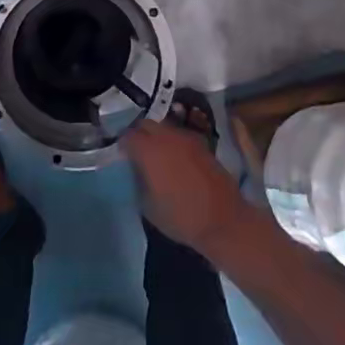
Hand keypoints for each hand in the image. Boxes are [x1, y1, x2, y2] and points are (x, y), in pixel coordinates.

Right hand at [121, 118, 249, 256]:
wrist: (223, 220)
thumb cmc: (181, 217)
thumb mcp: (148, 206)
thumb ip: (138, 181)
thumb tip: (136, 170)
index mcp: (150, 150)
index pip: (128, 135)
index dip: (122, 144)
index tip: (121, 156)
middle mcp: (168, 137)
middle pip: (146, 124)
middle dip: (138, 134)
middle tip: (136, 152)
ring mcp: (187, 138)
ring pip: (164, 127)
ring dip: (156, 136)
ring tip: (156, 155)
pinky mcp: (202, 144)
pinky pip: (180, 135)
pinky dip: (173, 142)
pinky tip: (175, 160)